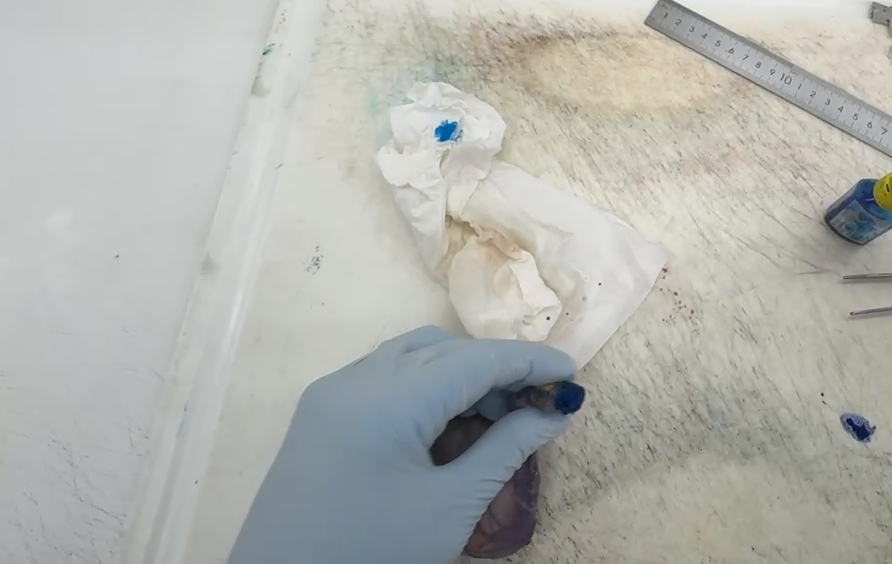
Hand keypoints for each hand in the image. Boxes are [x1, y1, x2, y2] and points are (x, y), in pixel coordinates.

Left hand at [229, 326, 576, 563]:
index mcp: (389, 400)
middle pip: (448, 350)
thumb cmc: (371, 563)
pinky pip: (387, 372)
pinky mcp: (320, 409)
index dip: (531, 363)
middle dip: (499, 370)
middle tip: (539, 403)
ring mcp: (333, 390)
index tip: (572, 374)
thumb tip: (555, 414)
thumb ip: (507, 449)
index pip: (478, 360)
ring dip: (463, 371)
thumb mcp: (449, 510)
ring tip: (496, 413)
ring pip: (417, 352)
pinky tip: (447, 418)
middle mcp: (358, 377)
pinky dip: (427, 381)